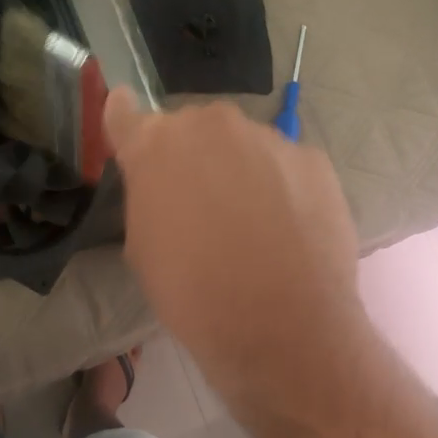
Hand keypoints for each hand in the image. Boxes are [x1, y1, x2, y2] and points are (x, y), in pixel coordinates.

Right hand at [103, 88, 363, 396]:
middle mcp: (211, 126)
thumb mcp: (144, 248)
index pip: (124, 112)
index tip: (127, 126)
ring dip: (243, 174)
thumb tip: (166, 185)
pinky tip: (289, 233)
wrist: (281, 326)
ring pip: (245, 147)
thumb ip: (149, 198)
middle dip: (195, 159)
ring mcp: (268, 138)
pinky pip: (287, 167)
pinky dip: (284, 190)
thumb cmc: (193, 294)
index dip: (124, 120)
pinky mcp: (314, 160)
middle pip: (194, 131)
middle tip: (202, 209)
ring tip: (254, 229)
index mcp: (156, 146)